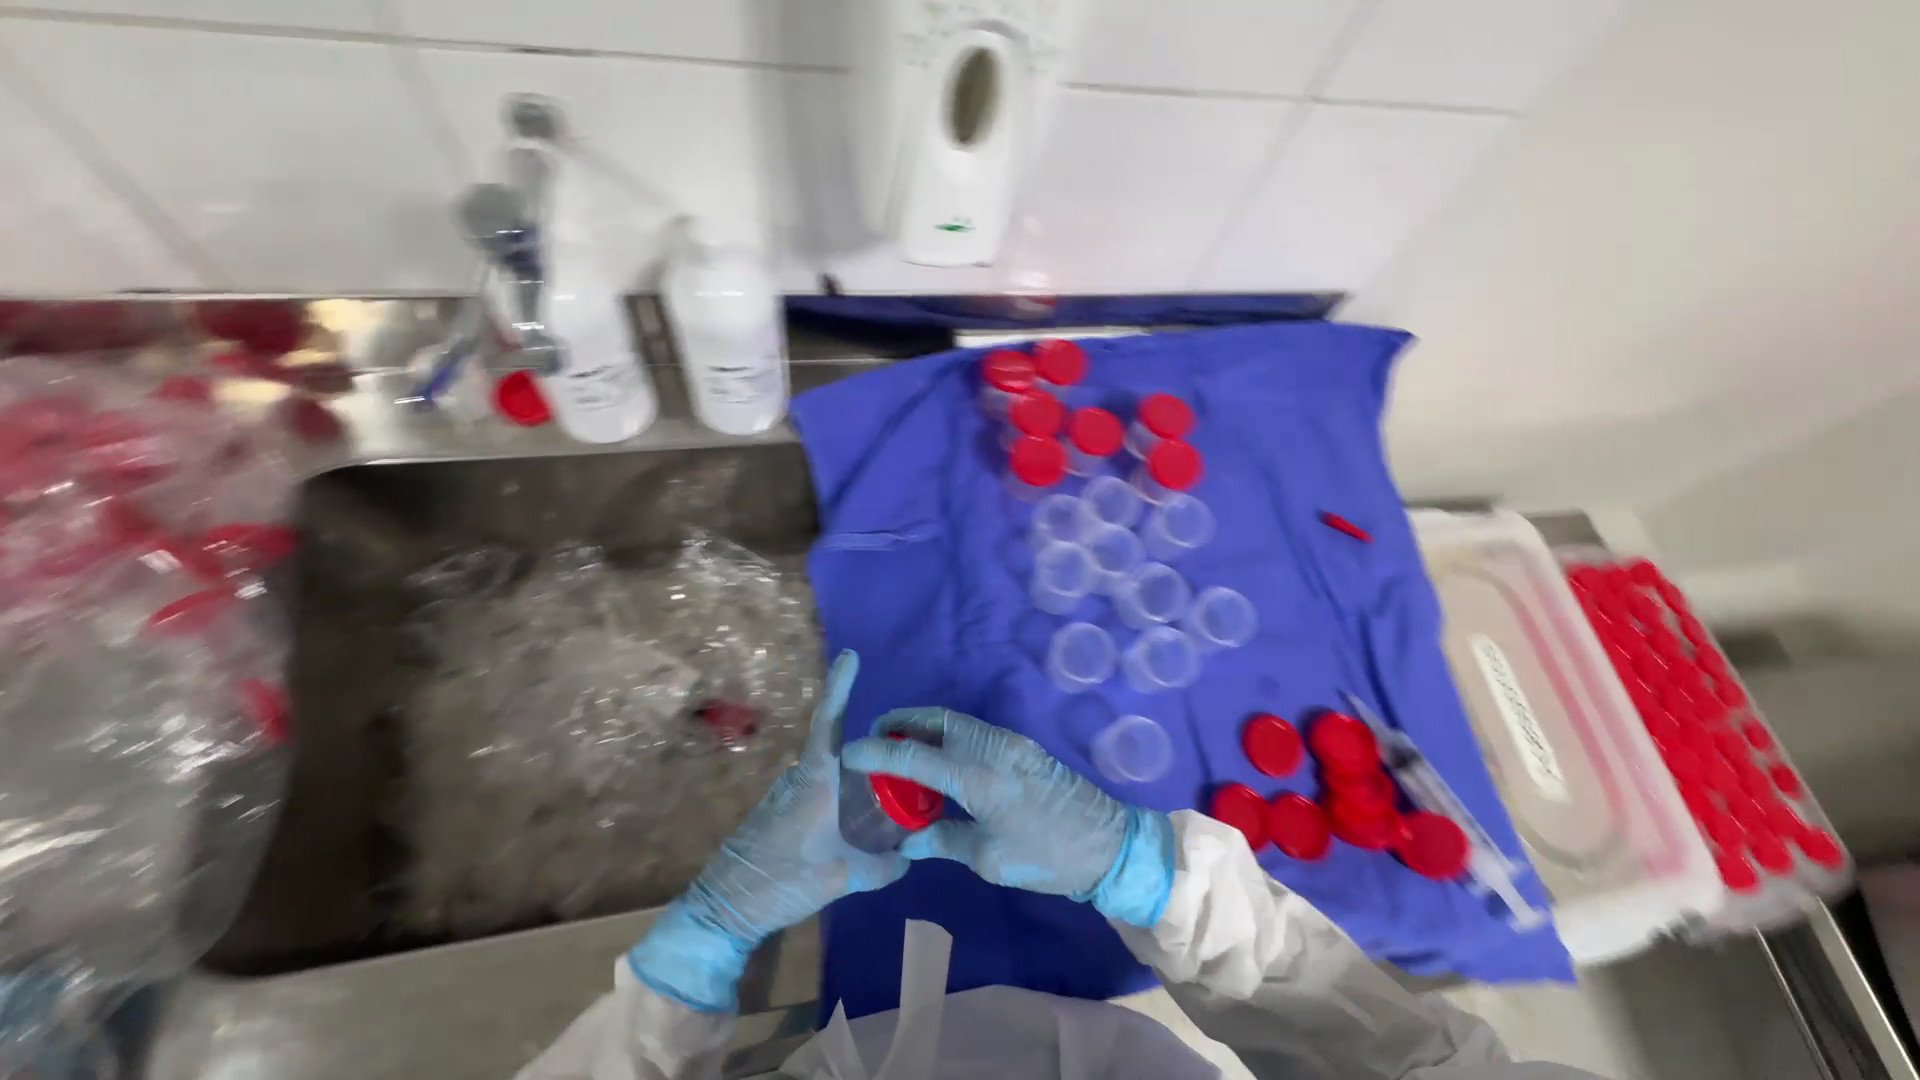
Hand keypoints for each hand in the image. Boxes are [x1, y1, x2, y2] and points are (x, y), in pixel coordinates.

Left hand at [628, 651, 908, 1010]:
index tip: (850, 656)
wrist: (726, 907)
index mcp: (815, 781)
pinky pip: (821, 789)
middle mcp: (801, 778)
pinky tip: (860, 813)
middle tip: (906, 747)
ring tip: (892, 784)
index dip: (840, 686)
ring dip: (857, 773)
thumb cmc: (781, 881)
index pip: (829, 721)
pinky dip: (842, 792)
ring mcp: (788, 794)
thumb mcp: (838, 879)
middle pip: (838, 746)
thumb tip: (909, 858)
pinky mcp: (782, 812)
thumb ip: (879, 868)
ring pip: (830, 771)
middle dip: (870, 744)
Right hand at [842, 708, 1173, 927]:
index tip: (848, 752)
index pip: (913, 757)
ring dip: (924, 727)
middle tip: (875, 738)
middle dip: (900, 723)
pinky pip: (974, 731)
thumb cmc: (1046, 857)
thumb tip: (908, 841)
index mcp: (977, 777)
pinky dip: (947, 736)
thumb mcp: (989, 859)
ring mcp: (1010, 742)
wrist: (1108, 844)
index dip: (876, 753)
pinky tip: (938, 759)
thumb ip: (944, 841)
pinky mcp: (1022, 747)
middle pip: (935, 720)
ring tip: (901, 748)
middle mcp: (991, 748)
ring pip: (956, 721)